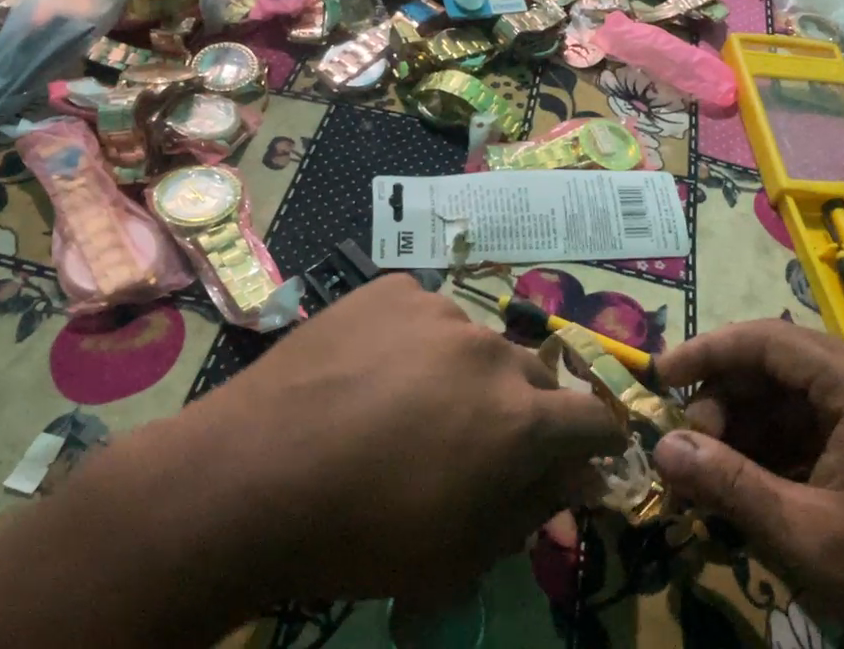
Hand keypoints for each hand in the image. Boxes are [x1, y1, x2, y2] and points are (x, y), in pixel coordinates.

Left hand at [150, 275, 624, 603]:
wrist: (249, 477)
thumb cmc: (360, 536)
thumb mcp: (461, 553)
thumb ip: (532, 509)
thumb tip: (574, 478)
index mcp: (520, 420)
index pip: (592, 419)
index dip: (593, 440)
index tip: (579, 452)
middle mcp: (490, 352)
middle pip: (533, 376)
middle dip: (522, 409)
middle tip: (475, 439)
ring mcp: (437, 312)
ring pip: (474, 343)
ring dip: (463, 372)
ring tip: (409, 403)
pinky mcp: (389, 290)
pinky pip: (424, 313)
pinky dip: (415, 341)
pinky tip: (373, 369)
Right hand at [652, 320, 843, 648]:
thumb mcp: (810, 537)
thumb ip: (729, 484)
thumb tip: (660, 448)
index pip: (768, 340)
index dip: (705, 353)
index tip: (657, 380)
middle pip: (782, 368)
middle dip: (726, 403)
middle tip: (687, 452)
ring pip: (800, 402)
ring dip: (750, 433)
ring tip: (712, 478)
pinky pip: (825, 432)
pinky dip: (783, 454)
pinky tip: (755, 491)